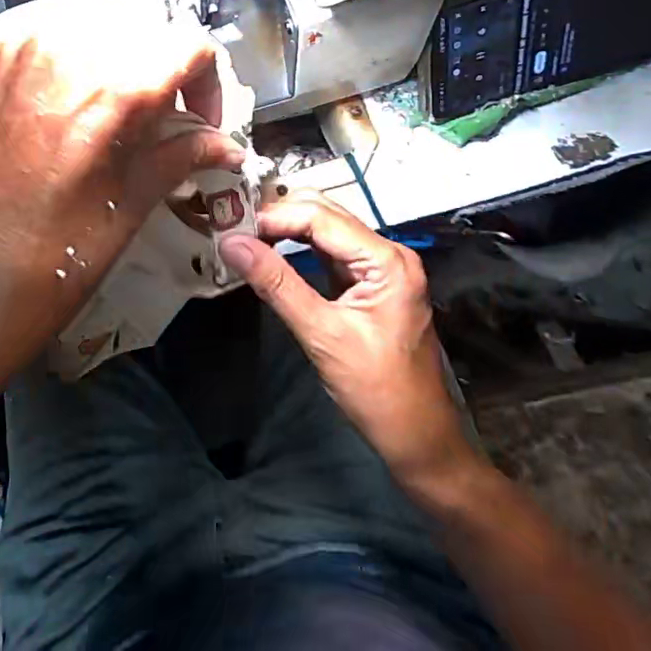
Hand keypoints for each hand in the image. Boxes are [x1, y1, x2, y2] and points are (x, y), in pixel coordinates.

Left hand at [0, 0, 243, 440]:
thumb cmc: (45, 265)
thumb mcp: (124, 211)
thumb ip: (177, 158)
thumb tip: (223, 146)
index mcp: (111, 88)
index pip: (184, 44)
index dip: (205, 81)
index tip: (194, 119)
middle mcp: (56, 48)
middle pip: (132, 17)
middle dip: (153, 57)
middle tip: (148, 107)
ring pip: (74, 15)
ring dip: (101, 47)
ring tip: (97, 97)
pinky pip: (21, 33)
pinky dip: (47, 55)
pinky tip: (43, 98)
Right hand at [219, 194, 486, 504]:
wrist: (418, 437)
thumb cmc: (378, 390)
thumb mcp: (321, 335)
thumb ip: (276, 284)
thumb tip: (231, 244)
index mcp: (387, 260)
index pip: (321, 218)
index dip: (274, 217)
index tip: (231, 226)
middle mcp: (386, 253)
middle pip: (324, 214)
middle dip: (277, 216)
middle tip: (233, 228)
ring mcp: (378, 267)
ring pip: (323, 228)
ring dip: (284, 229)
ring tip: (243, 237)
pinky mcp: (366, 282)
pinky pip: (326, 250)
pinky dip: (295, 247)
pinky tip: (268, 252)